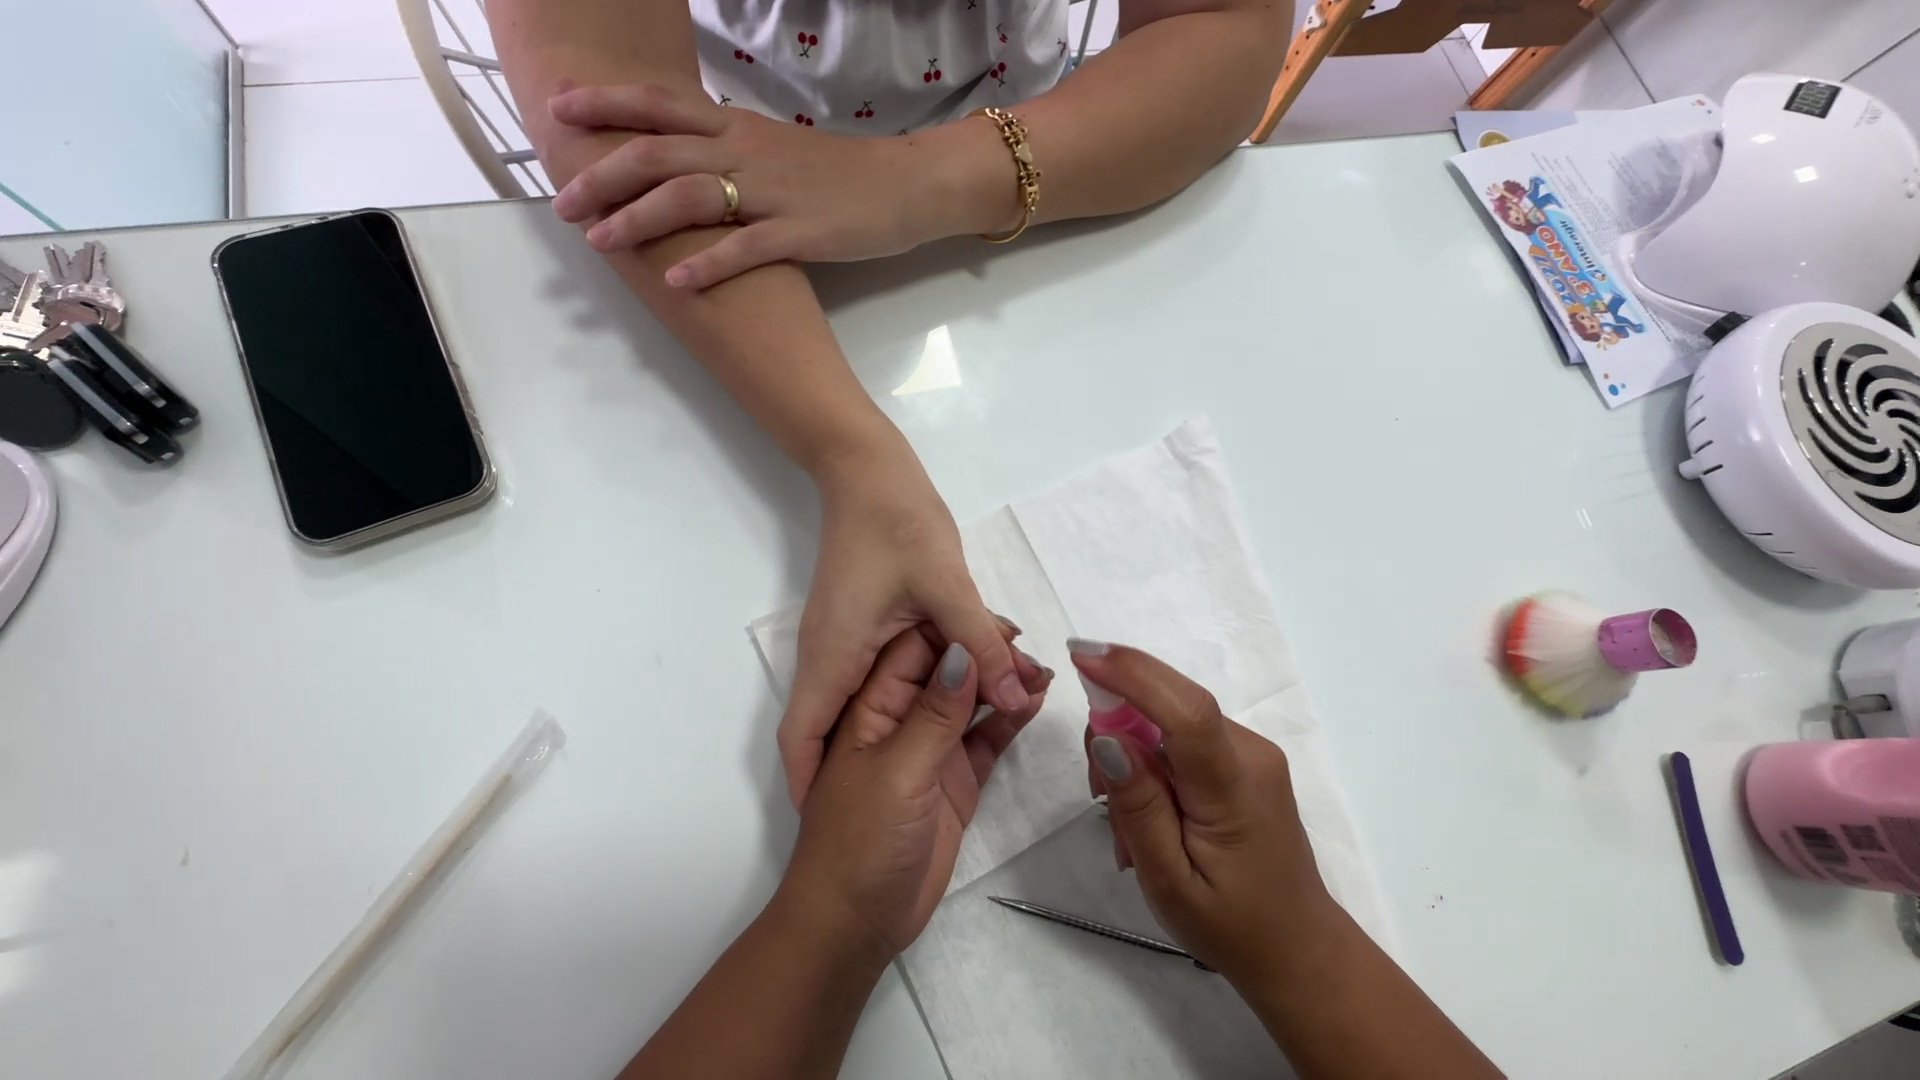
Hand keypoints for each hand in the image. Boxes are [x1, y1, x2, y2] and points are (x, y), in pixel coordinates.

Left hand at [548, 83, 957, 288]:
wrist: (905, 186)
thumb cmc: (842, 173)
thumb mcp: (778, 147)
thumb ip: (731, 150)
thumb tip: (688, 162)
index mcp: (740, 127)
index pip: (661, 105)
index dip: (606, 104)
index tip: (560, 110)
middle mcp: (747, 152)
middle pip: (660, 152)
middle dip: (604, 175)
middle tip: (563, 202)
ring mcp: (774, 193)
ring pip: (692, 196)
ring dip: (639, 218)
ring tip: (600, 242)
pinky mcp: (802, 233)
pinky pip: (746, 248)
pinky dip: (708, 264)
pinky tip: (678, 282)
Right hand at [781, 452, 1033, 804]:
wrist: (871, 470)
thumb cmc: (897, 524)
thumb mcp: (947, 587)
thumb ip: (980, 645)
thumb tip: (1018, 697)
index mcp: (834, 655)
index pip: (803, 734)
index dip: (808, 783)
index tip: (830, 825)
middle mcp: (832, 656)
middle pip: (845, 725)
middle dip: (887, 756)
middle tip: (930, 790)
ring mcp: (848, 640)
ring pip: (881, 698)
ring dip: (923, 715)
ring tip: (973, 735)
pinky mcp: (866, 626)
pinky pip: (894, 673)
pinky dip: (932, 685)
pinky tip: (982, 686)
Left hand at [783, 630, 1049, 955]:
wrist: (856, 921)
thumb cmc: (861, 839)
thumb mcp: (898, 771)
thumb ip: (933, 715)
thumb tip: (964, 652)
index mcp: (871, 707)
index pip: (912, 651)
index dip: (953, 632)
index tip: (1000, 624)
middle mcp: (901, 719)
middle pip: (945, 672)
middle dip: (985, 656)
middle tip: (1031, 648)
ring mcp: (930, 749)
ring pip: (969, 703)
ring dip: (1001, 686)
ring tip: (1043, 671)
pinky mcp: (955, 779)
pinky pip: (984, 739)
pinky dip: (1008, 721)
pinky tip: (1035, 703)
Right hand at [1076, 643, 1339, 989]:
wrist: (1297, 949)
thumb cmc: (1231, 926)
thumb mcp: (1169, 881)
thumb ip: (1138, 806)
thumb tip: (1106, 736)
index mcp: (1235, 787)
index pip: (1186, 710)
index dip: (1133, 674)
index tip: (1081, 656)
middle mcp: (1250, 753)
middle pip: (1169, 706)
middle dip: (1117, 726)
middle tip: (1099, 796)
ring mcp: (1251, 753)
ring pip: (1169, 720)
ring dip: (1132, 754)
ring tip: (1129, 826)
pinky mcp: (1244, 760)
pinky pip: (1182, 738)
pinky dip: (1152, 763)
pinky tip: (1149, 814)